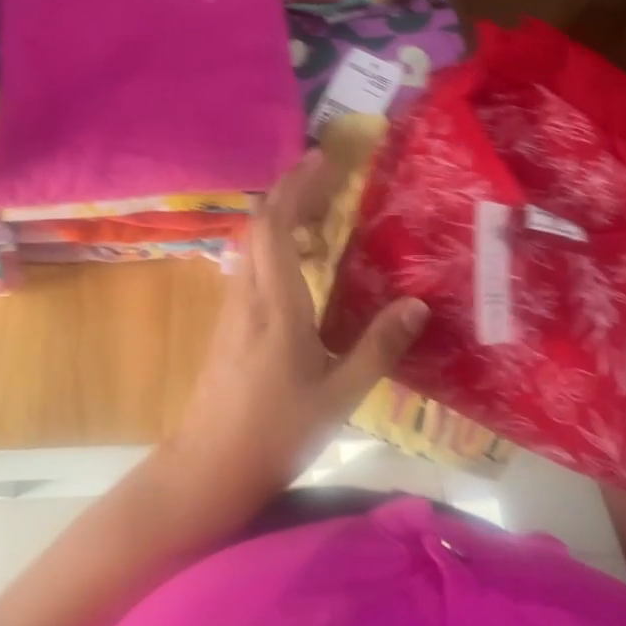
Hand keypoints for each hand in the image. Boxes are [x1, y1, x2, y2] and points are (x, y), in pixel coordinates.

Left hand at [161, 150, 431, 509]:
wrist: (209, 467)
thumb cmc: (277, 432)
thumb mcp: (339, 396)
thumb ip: (377, 348)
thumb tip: (416, 304)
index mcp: (276, 305)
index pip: (275, 225)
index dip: (296, 186)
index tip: (321, 158)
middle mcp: (248, 295)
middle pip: (259, 223)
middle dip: (290, 190)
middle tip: (329, 175)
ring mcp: (232, 308)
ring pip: (251, 243)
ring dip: (281, 217)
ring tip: (323, 217)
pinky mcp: (228, 323)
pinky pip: (250, 264)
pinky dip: (274, 245)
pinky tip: (301, 265)